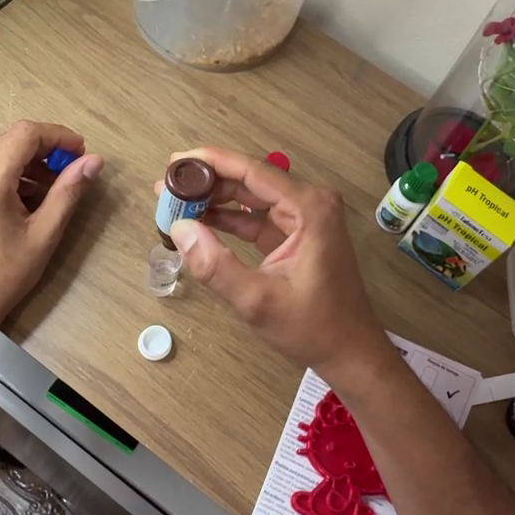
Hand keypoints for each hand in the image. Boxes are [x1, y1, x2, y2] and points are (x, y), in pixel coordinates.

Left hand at [0, 121, 103, 362]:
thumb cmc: (0, 279)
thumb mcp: (43, 235)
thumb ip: (69, 191)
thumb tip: (93, 162)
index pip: (26, 133)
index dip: (58, 136)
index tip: (79, 152)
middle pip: (7, 142)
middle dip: (42, 152)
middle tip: (68, 173)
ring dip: (21, 165)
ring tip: (46, 192)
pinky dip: (0, 176)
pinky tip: (18, 203)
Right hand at [164, 148, 393, 375]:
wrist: (350, 351)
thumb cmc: (313, 327)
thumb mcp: (258, 300)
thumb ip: (216, 265)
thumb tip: (179, 229)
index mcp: (308, 207)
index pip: (252, 170)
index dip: (210, 162)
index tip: (173, 162)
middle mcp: (309, 202)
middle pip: (249, 179)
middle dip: (207, 182)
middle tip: (165, 187)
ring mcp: (305, 217)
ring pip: (251, 196)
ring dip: (215, 199)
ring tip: (173, 202)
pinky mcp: (298, 233)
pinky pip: (257, 216)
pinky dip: (229, 218)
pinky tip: (199, 221)